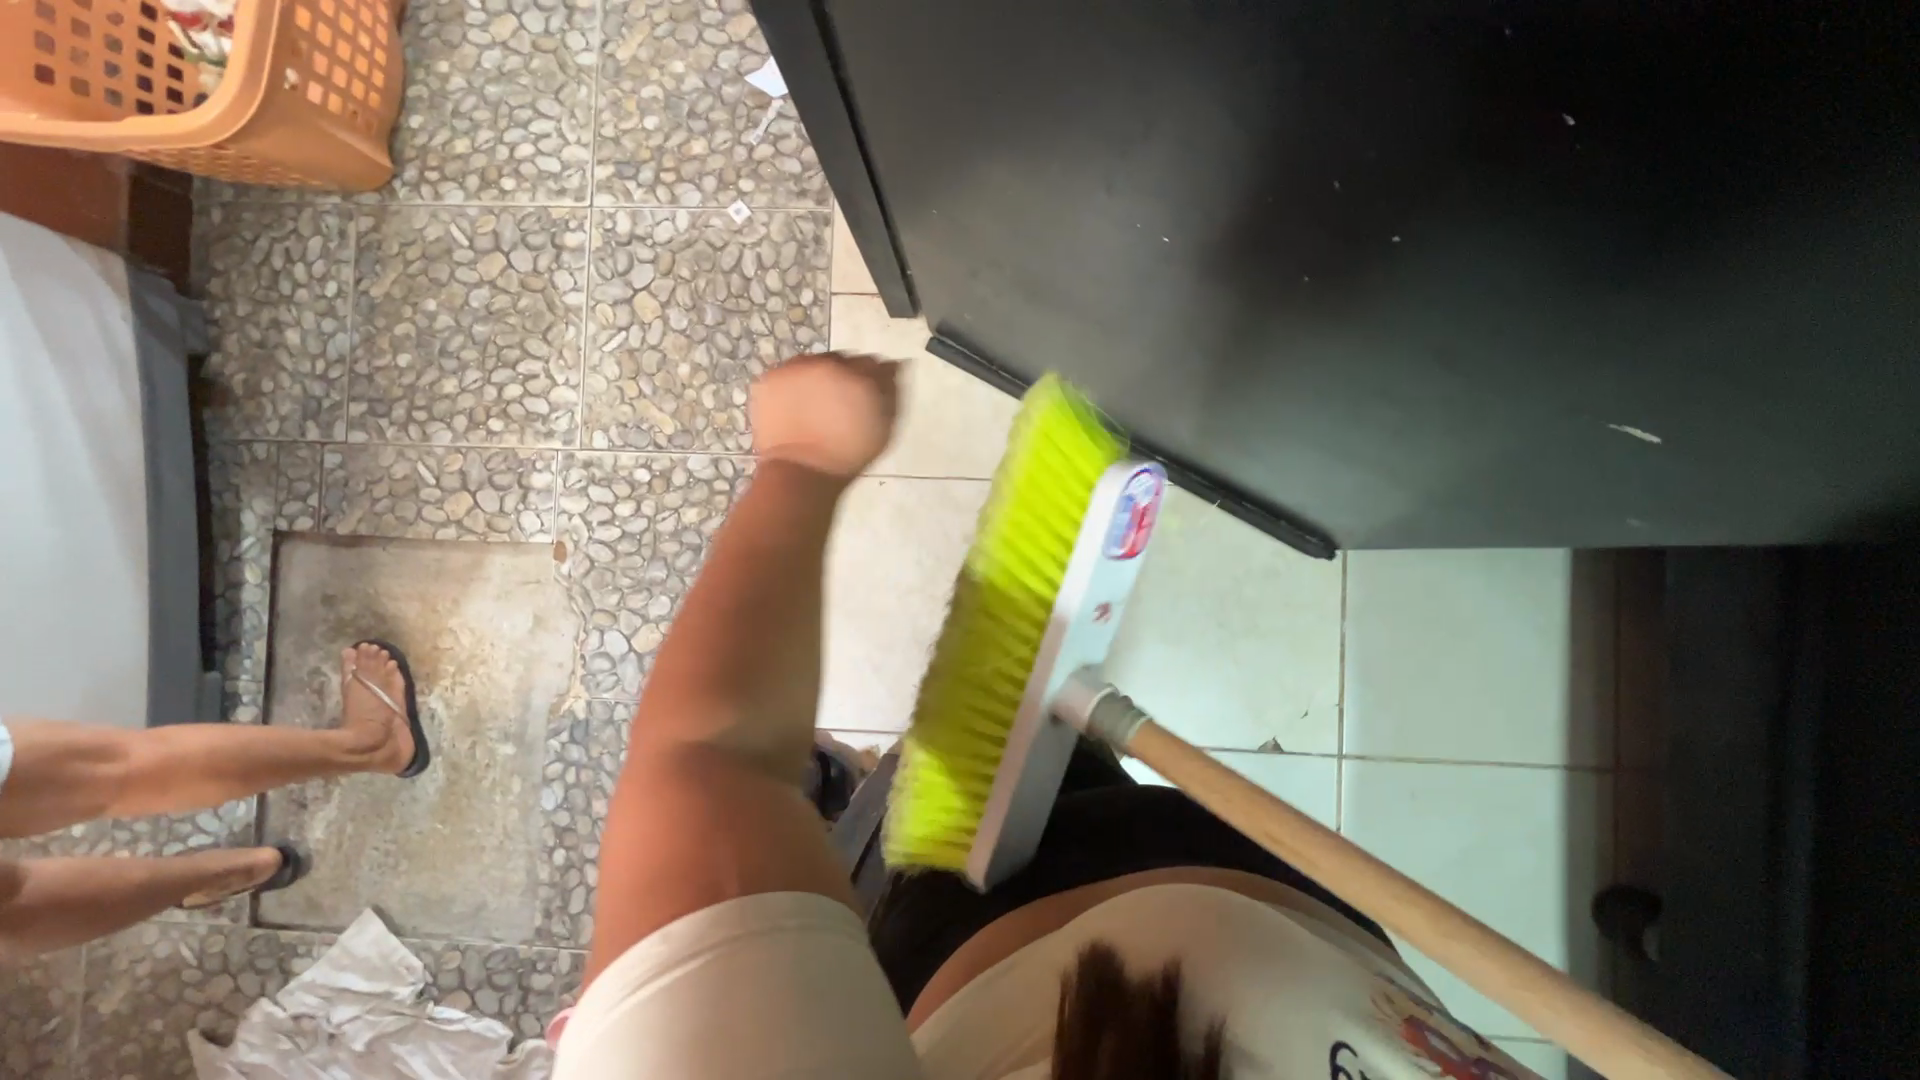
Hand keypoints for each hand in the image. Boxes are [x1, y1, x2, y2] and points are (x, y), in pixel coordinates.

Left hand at [750, 352, 900, 478]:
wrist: (802, 472)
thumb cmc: (850, 455)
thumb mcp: (883, 426)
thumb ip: (890, 390)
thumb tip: (891, 365)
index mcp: (861, 374)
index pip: (869, 363)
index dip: (868, 380)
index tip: (863, 399)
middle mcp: (828, 363)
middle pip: (839, 360)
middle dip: (841, 377)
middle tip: (837, 406)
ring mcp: (795, 368)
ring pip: (810, 364)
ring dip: (814, 379)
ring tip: (813, 409)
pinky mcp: (769, 379)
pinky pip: (785, 375)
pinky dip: (790, 386)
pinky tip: (794, 409)